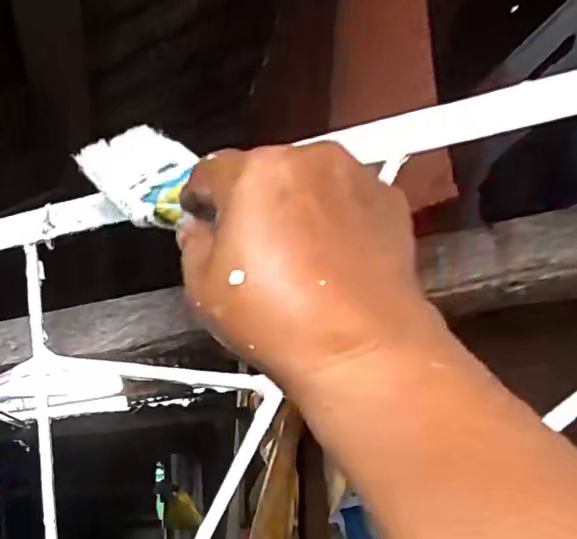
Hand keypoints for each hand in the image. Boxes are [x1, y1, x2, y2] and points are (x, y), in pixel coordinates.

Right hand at [177, 143, 450, 391]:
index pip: (208, 169)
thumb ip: (192, 246)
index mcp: (255, 175)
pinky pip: (336, 199)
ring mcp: (352, 174)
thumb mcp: (201, 286)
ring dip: (283, 209)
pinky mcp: (384, 196)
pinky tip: (311, 262)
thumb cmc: (273, 314)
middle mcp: (308, 160)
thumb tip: (196, 231)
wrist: (352, 339)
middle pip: (259, 171)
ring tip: (276, 259)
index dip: (193, 196)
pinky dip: (320, 221)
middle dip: (242, 202)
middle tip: (233, 246)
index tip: (191, 215)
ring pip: (300, 183)